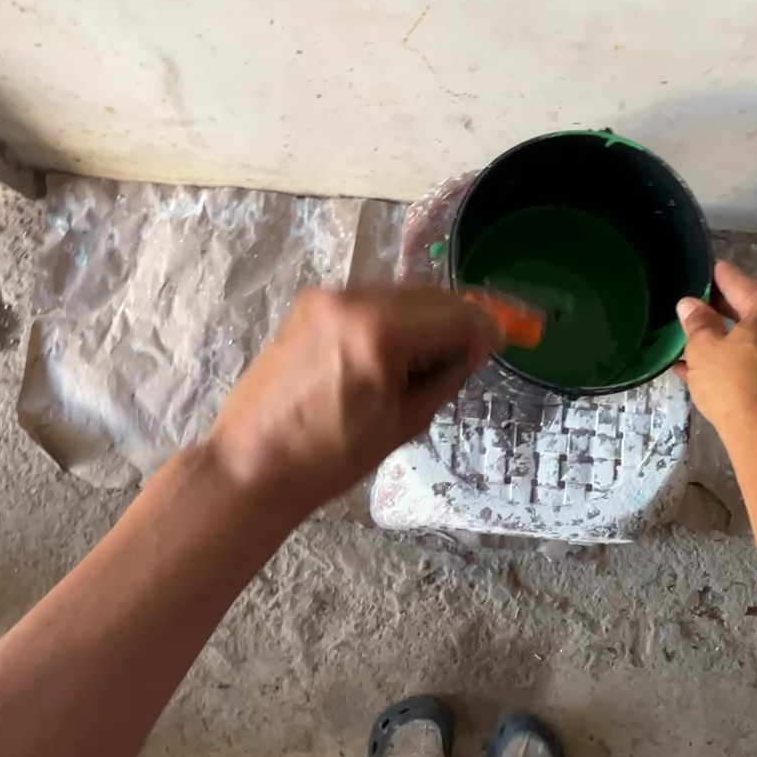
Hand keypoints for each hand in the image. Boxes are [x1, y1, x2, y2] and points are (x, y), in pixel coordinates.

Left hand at [205, 287, 497, 511]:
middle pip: (429, 295)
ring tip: (431, 355)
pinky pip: (368, 301)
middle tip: (474, 347)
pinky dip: (392, 317)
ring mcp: (326, 298)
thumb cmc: (330, 459)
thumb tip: (468, 353)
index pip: (455, 314)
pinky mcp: (309, 305)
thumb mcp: (403, 424)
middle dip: (457, 318)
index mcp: (380, 334)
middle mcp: (353, 301)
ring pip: (398, 294)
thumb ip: (444, 378)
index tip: (504, 338)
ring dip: (424, 316)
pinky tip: (395, 348)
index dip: (486, 326)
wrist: (252, 462)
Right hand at [675, 260, 756, 440]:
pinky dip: (731, 360)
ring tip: (686, 346)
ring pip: (748, 336)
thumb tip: (690, 304)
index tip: (694, 274)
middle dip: (715, 312)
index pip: (734, 280)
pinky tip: (700, 371)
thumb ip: (697, 321)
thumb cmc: (734, 384)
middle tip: (686, 313)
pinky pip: (754, 358)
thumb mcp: (704, 349)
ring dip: (720, 340)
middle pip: (745, 308)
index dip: (710, 278)